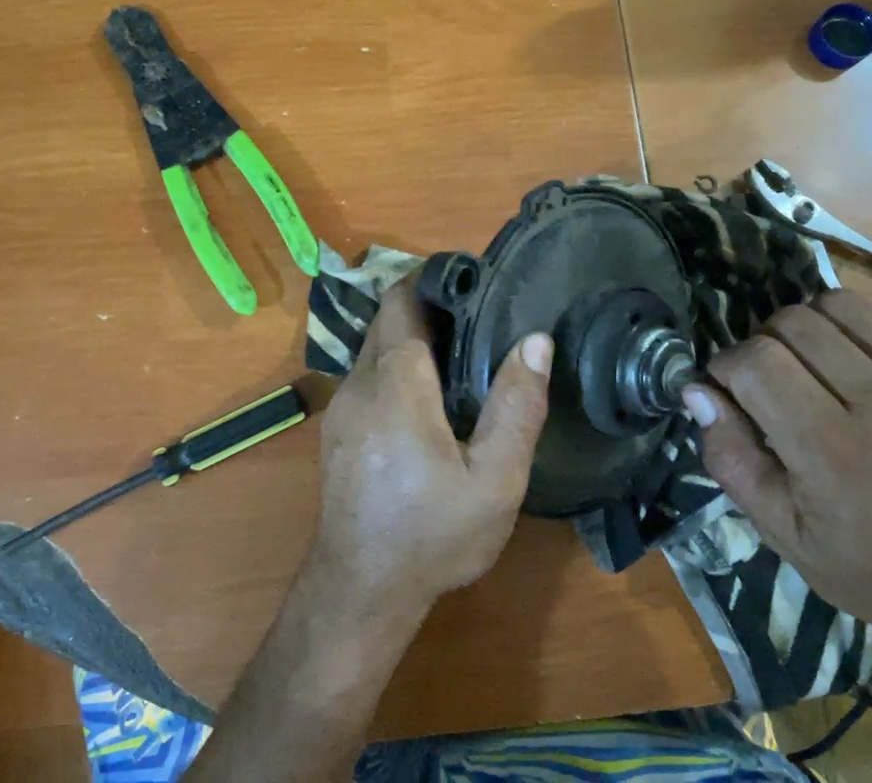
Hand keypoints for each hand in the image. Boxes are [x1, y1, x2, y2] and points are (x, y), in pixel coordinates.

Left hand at [305, 281, 552, 620]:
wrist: (362, 590)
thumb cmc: (433, 534)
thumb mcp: (494, 480)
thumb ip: (516, 407)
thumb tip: (535, 340)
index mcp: (395, 386)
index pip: (401, 303)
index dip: (432, 281)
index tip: (472, 281)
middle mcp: (358, 385)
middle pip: (386, 322)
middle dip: (426, 307)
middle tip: (479, 316)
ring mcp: (340, 410)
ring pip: (373, 350)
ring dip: (410, 340)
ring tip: (462, 353)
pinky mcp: (336, 432)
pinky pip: (367, 378)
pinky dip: (395, 368)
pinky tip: (428, 398)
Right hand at [684, 290, 871, 686]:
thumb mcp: (783, 535)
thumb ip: (731, 459)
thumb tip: (698, 392)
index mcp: (835, 455)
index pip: (757, 363)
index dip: (723, 368)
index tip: (723, 393)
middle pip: (790, 324)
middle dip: (758, 346)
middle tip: (761, 386)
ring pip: (833, 306)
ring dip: (799, 329)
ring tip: (800, 368)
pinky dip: (843, 330)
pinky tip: (842, 367)